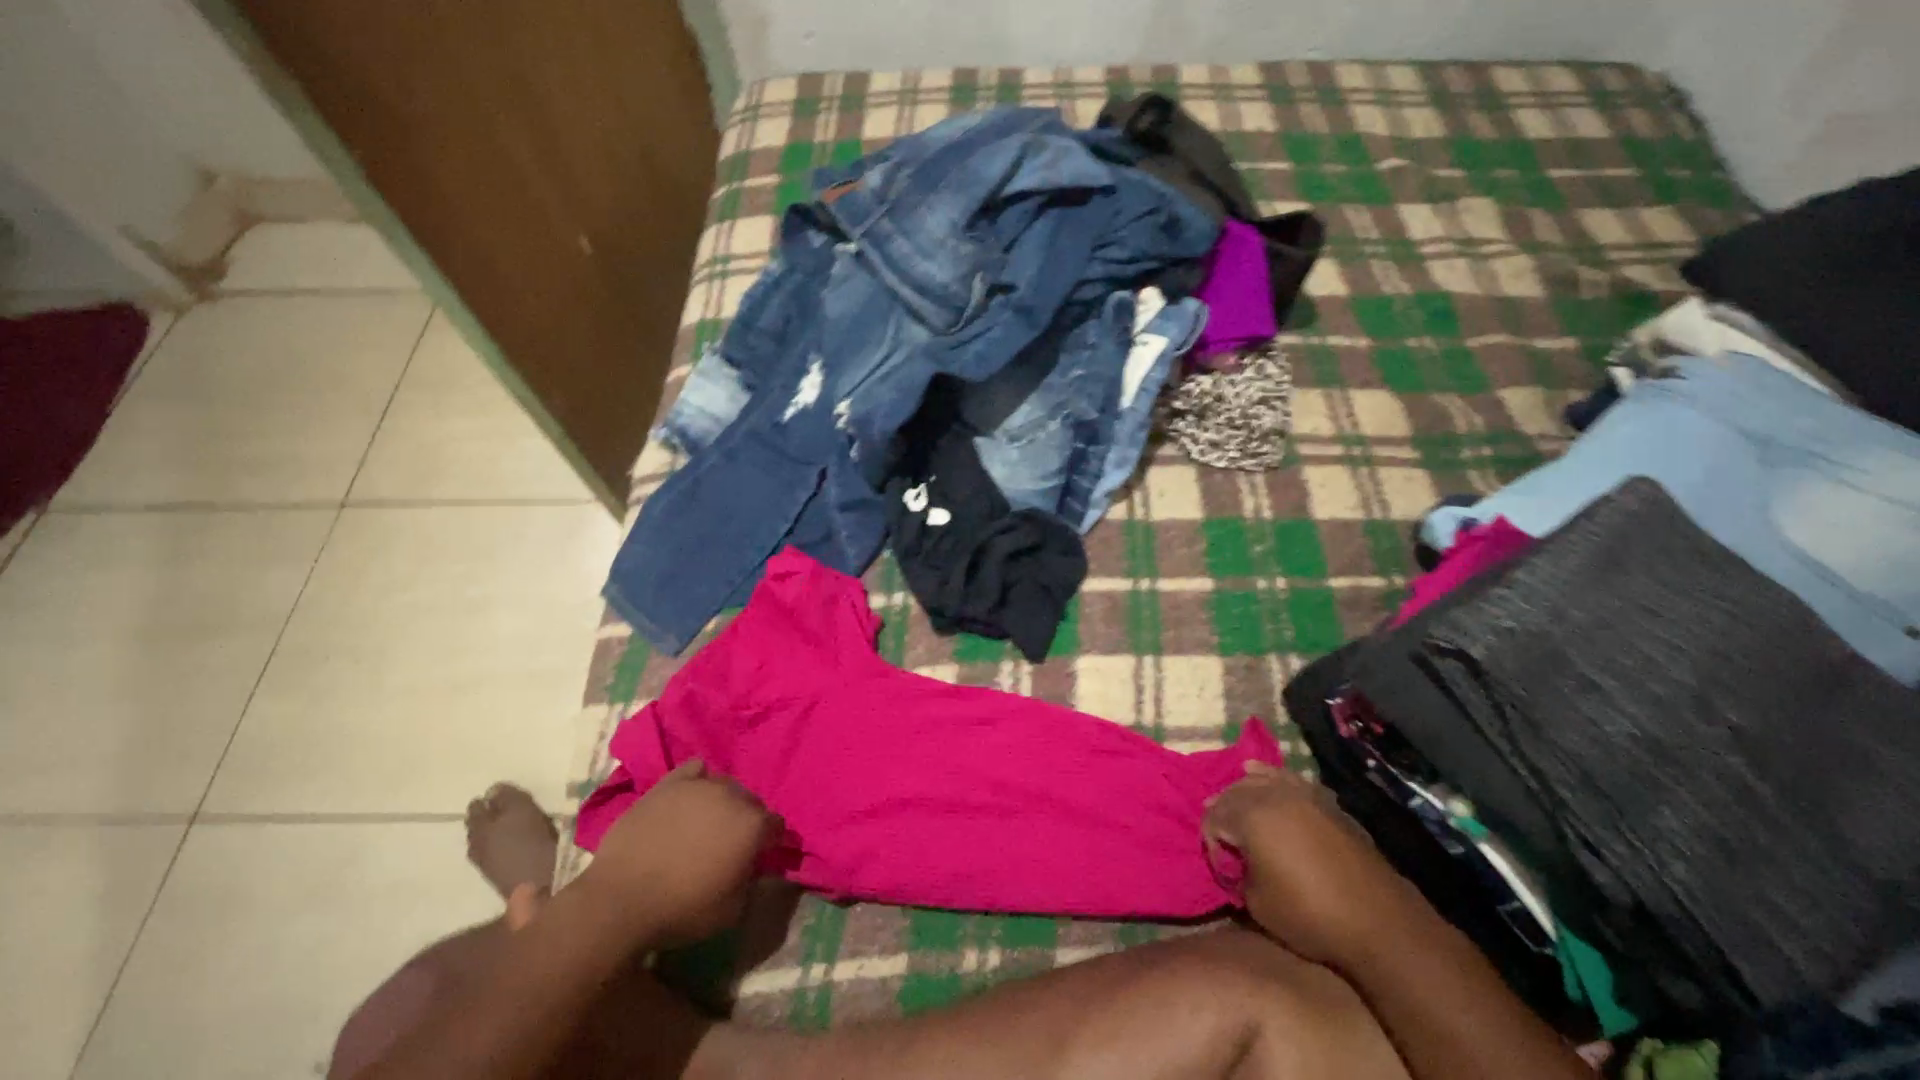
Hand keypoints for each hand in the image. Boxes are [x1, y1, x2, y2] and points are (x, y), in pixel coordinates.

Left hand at [581, 760, 776, 945]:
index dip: (769, 843)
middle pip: (751, 801)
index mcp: (753, 826)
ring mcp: (697, 786)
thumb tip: (756, 865)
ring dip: (723, 802)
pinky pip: (693, 770)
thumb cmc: (683, 909)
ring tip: (706, 823)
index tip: (757, 858)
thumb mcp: (734, 910)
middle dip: (748, 820)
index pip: (776, 826)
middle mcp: (731, 797)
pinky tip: (689, 799)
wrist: (621, 900)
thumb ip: (753, 881)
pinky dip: (698, 781)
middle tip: (730, 844)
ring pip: (724, 784)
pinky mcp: (667, 784)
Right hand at [1204, 762, 1426, 966]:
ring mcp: (1305, 793)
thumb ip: (1238, 870)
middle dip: (1225, 813)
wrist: (1378, 921)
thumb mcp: (1255, 902)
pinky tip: (1272, 783)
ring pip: (1263, 778)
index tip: (1226, 870)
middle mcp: (1274, 794)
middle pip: (1234, 791)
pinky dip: (1276, 782)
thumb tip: (1239, 860)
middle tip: (1230, 846)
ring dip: (1247, 793)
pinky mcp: (1329, 803)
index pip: (1213, 816)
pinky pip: (1291, 782)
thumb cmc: (1308, 914)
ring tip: (1245, 813)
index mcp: (1250, 814)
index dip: (1212, 843)